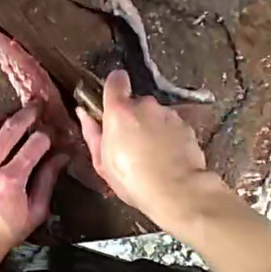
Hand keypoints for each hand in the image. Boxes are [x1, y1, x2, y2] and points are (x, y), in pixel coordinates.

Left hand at [0, 106, 65, 270]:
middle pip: (10, 128)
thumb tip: (61, 158)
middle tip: (36, 107)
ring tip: (9, 118)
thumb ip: (47, 181)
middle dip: (27, 115)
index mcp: (11, 180)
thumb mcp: (35, 211)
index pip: (34, 144)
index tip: (51, 134)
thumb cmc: (6, 232)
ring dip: (0, 118)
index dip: (46, 136)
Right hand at [77, 69, 219, 228]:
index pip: (116, 80)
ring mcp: (169, 115)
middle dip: (133, 118)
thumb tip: (84, 114)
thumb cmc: (132, 179)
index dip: (114, 88)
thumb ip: (92, 133)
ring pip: (156, 115)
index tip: (112, 102)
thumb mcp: (102, 162)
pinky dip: (169, 138)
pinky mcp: (186, 127)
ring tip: (151, 156)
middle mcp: (146, 105)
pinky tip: (167, 158)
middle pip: (137, 103)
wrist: (175, 190)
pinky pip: (172, 127)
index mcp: (119, 111)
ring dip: (152, 129)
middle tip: (130, 144)